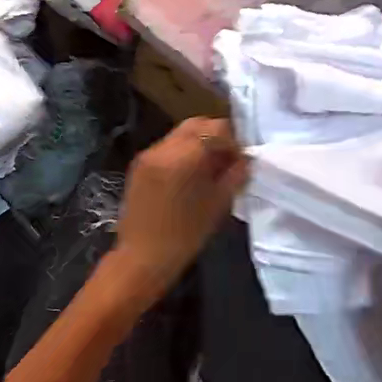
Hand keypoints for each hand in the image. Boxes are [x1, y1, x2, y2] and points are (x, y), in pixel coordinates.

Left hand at [110, 117, 248, 300]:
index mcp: (183, 155)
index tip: (242, 158)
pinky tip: (190, 175)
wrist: (143, 256)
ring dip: (197, 144)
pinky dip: (181, 153)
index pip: (216, 128)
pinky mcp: (137, 167)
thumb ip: (234, 174)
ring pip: (179, 136)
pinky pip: (165, 149)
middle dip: (215, 136)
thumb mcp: (218, 203)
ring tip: (211, 168)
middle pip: (195, 126)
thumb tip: (244, 159)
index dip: (233, 140)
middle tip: (229, 159)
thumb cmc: (185, 234)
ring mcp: (146, 156)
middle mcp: (161, 148)